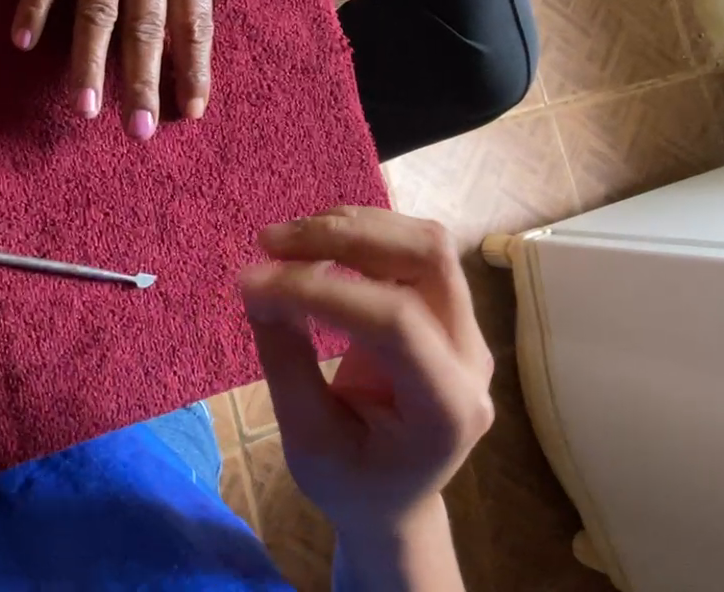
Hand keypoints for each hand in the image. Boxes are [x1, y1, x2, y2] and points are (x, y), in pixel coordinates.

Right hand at [11, 0, 285, 135]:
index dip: (193, 68)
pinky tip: (23, 41)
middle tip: (139, 130)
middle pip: (145, 27)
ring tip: (85, 107)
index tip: (191, 110)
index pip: (195, 21)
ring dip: (90, 60)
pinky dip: (35, 4)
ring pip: (97, 9)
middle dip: (143, 82)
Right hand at [239, 208, 492, 535]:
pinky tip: (311, 248)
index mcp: (446, 407)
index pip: (396, 321)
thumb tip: (255, 283)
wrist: (393, 497)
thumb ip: (285, 356)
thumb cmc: (350, 480)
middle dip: (343, 235)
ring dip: (347, 226)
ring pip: (420, 240)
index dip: (321, 288)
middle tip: (270, 243)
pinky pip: (407, 246)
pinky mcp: (443, 309)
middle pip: (426, 257)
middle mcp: (470, 356)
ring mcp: (464, 328)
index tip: (253, 282)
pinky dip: (353, 233)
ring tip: (284, 241)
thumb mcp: (305, 437)